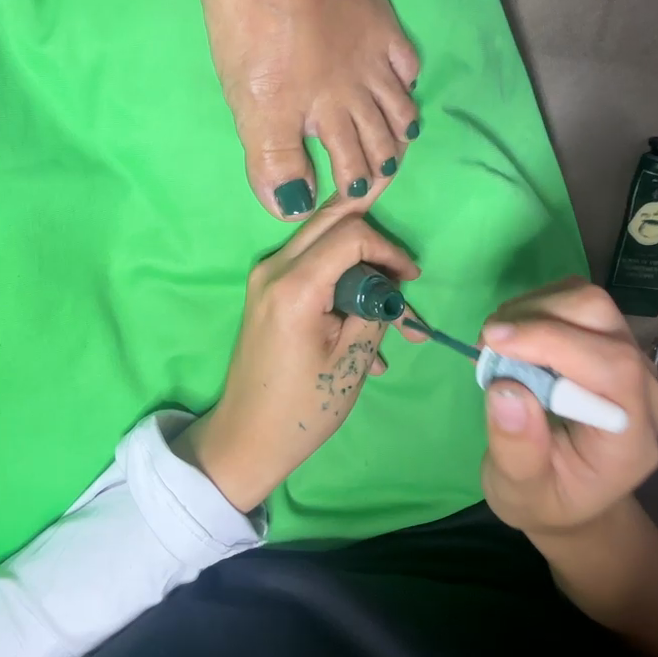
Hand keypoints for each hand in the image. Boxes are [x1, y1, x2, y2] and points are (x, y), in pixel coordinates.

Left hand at [175, 192, 418, 512]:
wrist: (246, 438)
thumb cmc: (302, 408)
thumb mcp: (351, 361)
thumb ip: (374, 309)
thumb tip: (389, 282)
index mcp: (294, 285)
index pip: (351, 233)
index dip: (389, 250)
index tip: (411, 281)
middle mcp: (274, 266)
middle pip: (332, 218)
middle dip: (374, 234)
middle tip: (403, 258)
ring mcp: (266, 275)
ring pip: (324, 239)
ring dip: (362, 265)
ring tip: (396, 319)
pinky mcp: (267, 289)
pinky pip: (313, 266)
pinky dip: (343, 282)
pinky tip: (366, 336)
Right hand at [476, 279, 657, 537]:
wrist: (571, 499)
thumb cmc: (545, 499)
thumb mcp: (519, 494)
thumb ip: (517, 449)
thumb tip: (506, 388)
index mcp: (630, 436)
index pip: (612, 366)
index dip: (553, 340)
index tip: (493, 340)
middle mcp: (645, 391)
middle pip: (601, 319)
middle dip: (536, 317)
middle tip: (487, 343)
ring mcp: (632, 362)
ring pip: (588, 302)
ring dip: (533, 308)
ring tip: (497, 342)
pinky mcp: (612, 343)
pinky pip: (577, 303)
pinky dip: (538, 307)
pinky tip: (515, 338)